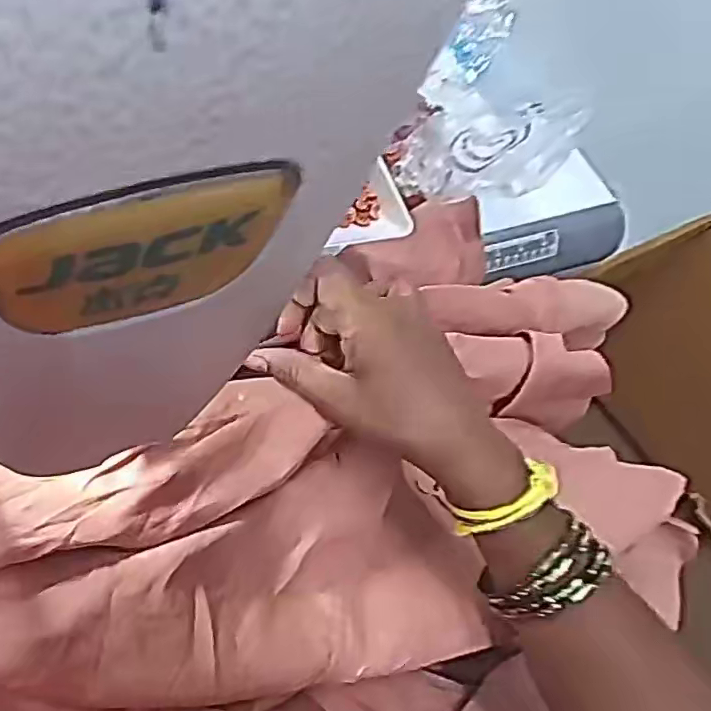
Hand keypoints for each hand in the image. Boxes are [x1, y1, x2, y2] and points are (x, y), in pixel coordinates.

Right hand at [247, 255, 526, 506]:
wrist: (456, 435)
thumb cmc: (393, 417)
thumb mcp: (334, 397)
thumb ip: (292, 370)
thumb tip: (255, 355)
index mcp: (367, 311)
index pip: (320, 274)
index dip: (295, 300)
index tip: (289, 338)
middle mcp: (390, 298)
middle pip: (334, 291)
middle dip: (313, 323)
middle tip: (314, 363)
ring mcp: (411, 308)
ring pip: (356, 300)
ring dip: (336, 326)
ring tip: (338, 365)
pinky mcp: (421, 322)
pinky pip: (379, 307)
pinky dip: (360, 327)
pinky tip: (362, 360)